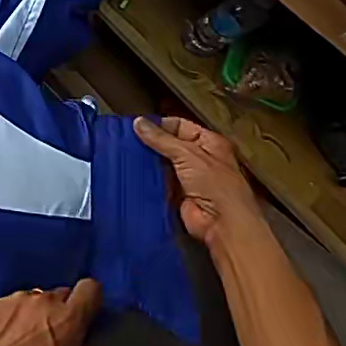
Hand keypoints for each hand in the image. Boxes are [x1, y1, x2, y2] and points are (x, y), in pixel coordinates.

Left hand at [0, 279, 100, 345]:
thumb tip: (82, 345)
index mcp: (70, 318)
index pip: (92, 288)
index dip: (91, 302)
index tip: (87, 320)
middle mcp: (47, 299)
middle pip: (64, 295)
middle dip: (64, 313)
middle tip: (56, 340)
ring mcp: (21, 298)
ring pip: (40, 300)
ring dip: (40, 315)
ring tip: (27, 343)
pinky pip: (19, 305)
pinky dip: (19, 318)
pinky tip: (8, 342)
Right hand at [134, 116, 261, 244]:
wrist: (222, 223)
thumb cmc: (214, 183)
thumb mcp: (188, 154)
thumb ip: (162, 139)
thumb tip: (138, 122)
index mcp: (208, 142)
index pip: (180, 126)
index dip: (160, 125)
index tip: (138, 126)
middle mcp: (199, 158)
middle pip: (170, 146)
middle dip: (151, 144)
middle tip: (125, 140)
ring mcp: (187, 178)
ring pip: (163, 165)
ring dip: (148, 162)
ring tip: (123, 154)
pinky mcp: (177, 196)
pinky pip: (159, 183)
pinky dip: (148, 180)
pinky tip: (130, 173)